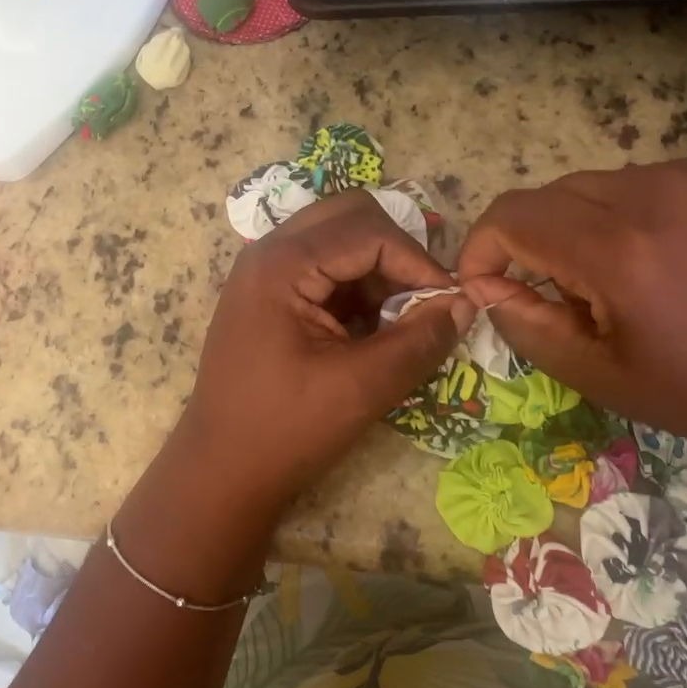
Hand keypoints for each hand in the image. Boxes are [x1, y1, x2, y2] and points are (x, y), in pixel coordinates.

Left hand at [179, 190, 475, 510]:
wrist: (221, 472)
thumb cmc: (285, 429)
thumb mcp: (362, 387)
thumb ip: (419, 340)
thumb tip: (466, 303)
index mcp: (282, 264)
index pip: (368, 231)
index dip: (417, 262)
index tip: (449, 303)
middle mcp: (269, 251)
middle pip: (349, 215)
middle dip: (396, 250)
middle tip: (424, 298)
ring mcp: (265, 271)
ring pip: (338, 237)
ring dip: (378, 268)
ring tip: (402, 319)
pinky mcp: (269, 294)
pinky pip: (323, 265)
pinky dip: (357, 286)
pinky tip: (374, 328)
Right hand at [456, 156, 686, 460]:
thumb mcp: (611, 380)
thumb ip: (531, 327)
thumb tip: (487, 287)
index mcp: (616, 249)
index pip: (512, 215)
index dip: (482, 246)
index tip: (485, 282)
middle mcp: (651, 192)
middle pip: (553, 195)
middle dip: (536, 241)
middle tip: (569, 299)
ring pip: (604, 185)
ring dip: (589, 226)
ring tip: (633, 281)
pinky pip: (657, 180)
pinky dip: (641, 213)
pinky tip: (681, 258)